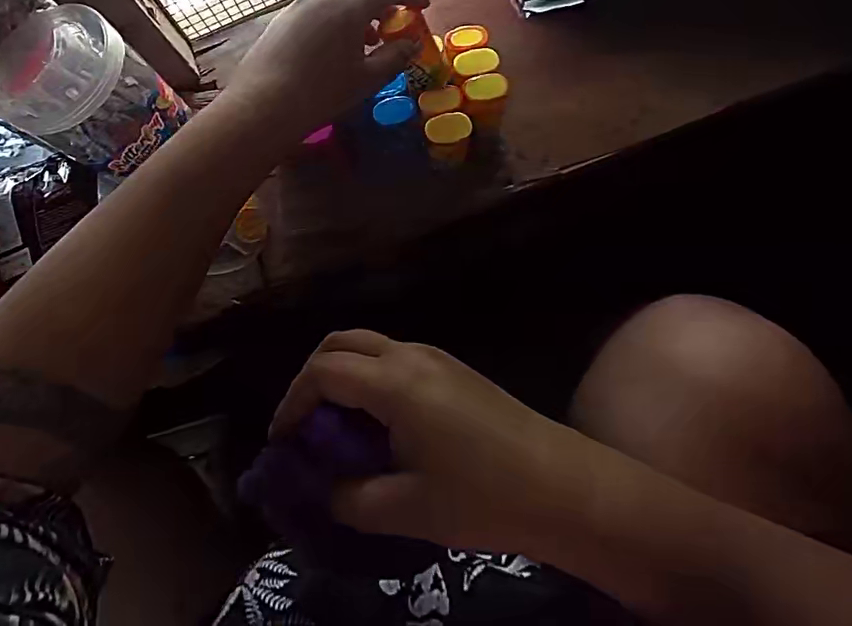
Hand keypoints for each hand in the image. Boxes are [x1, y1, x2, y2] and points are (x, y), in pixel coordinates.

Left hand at [218, 0, 428, 142]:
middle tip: (395, 21)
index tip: (423, 5)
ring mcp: (296, 7)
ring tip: (368, 40)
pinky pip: (315, 10)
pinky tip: (336, 48)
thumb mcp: (366, 79)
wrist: (262, 105)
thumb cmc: (321, 92)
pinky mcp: (280, 21)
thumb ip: (394, 57)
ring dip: (356, 11)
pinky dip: (334, 19)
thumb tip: (410, 45)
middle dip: (381, 0)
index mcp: (346, 4)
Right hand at [270, 330, 596, 553]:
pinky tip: (377, 421)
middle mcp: (409, 355)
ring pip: (367, 344)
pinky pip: (392, 355)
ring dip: (341, 373)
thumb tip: (321, 490)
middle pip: (340, 342)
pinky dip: (368, 376)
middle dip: (311, 376)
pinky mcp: (452, 367)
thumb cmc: (486, 499)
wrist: (569, 489)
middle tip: (303, 422)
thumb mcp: (410, 510)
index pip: (323, 373)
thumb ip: (352, 499)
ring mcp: (434, 356)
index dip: (293, 402)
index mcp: (394, 382)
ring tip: (336, 424)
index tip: (282, 439)